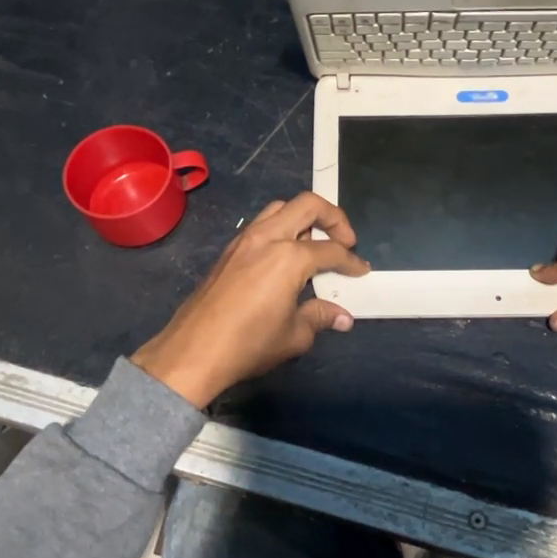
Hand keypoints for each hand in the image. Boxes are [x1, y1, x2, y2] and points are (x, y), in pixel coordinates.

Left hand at [133, 192, 369, 407]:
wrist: (194, 352)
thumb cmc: (249, 344)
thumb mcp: (294, 335)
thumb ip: (320, 317)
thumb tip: (343, 317)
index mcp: (289, 257)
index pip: (331, 251)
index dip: (351, 261)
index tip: (362, 271)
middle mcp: (268, 238)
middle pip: (307, 205)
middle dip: (333, 217)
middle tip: (345, 241)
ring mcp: (244, 240)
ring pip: (280, 208)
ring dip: (303, 218)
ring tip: (314, 243)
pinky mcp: (228, 251)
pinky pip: (261, 225)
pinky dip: (280, 229)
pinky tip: (285, 256)